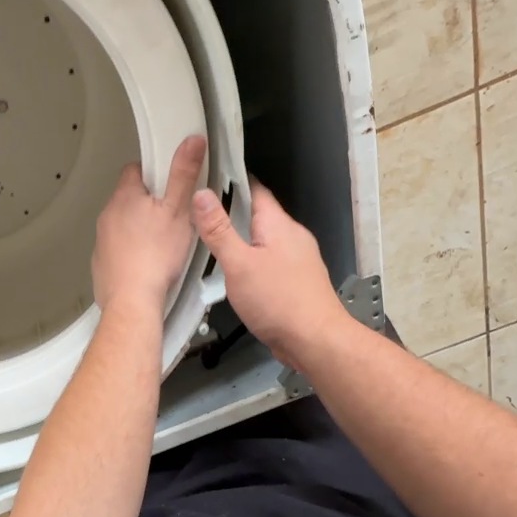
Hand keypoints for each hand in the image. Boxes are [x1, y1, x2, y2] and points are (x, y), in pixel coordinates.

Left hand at [90, 135, 205, 320]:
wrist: (132, 301)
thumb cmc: (155, 258)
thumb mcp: (178, 211)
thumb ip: (183, 174)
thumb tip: (191, 141)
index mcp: (125, 197)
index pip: (134, 169)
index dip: (153, 172)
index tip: (169, 182)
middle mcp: (108, 216)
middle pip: (128, 198)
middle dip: (147, 203)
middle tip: (171, 216)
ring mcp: (102, 241)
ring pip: (122, 225)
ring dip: (138, 228)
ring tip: (161, 244)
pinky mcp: (102, 264)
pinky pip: (118, 250)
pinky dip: (130, 252)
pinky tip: (147, 264)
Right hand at [193, 181, 343, 366]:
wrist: (314, 340)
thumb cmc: (278, 301)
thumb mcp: (238, 264)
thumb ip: (218, 231)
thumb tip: (201, 195)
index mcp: (277, 224)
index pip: (254, 190)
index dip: (231, 180)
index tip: (208, 176)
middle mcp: (291, 236)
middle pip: (259, 216)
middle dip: (232, 213)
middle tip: (201, 214)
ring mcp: (297, 260)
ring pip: (264, 241)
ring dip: (242, 241)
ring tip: (214, 245)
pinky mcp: (296, 282)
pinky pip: (270, 263)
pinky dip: (252, 263)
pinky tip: (238, 276)